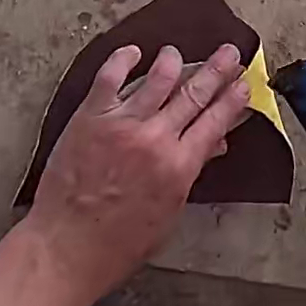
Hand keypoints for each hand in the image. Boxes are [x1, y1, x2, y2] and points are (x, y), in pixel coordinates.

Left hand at [22, 43, 251, 303]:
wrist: (62, 254)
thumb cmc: (116, 244)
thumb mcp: (169, 212)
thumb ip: (193, 171)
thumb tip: (216, 142)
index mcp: (179, 166)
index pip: (216, 119)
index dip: (233, 97)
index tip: (243, 83)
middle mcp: (156, 140)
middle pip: (195, 92)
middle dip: (217, 69)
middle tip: (230, 51)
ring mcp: (122, 126)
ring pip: (159, 77)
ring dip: (173, 60)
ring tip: (176, 53)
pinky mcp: (91, 120)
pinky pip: (110, 78)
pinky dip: (123, 59)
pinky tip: (133, 52)